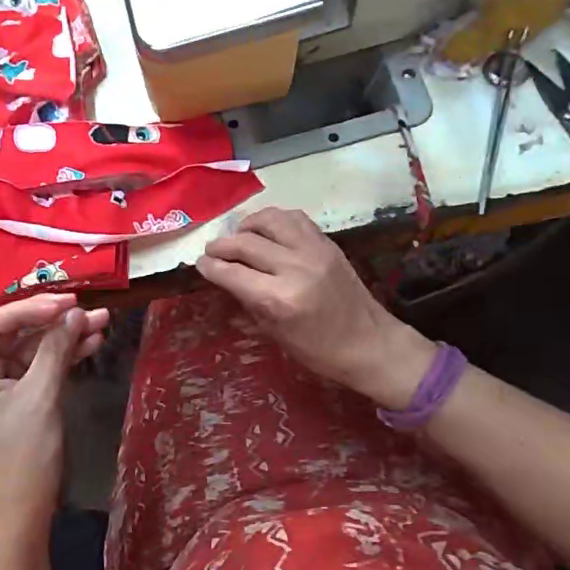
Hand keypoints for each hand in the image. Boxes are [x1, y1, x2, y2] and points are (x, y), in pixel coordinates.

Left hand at [0, 293, 108, 536]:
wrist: (26, 511)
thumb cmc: (25, 458)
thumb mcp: (41, 399)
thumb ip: (56, 351)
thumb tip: (77, 314)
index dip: (29, 309)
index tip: (66, 303)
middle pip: (11, 335)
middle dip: (51, 322)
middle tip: (87, 309)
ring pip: (29, 350)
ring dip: (63, 337)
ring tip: (100, 323)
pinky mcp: (16, 399)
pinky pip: (37, 368)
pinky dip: (62, 357)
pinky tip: (90, 344)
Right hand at [196, 207, 435, 408]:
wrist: (368, 343)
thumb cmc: (317, 350)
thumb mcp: (274, 332)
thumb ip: (249, 300)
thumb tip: (227, 277)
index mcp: (279, 299)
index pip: (232, 273)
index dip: (210, 266)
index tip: (200, 264)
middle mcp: (295, 268)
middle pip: (246, 242)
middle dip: (222, 245)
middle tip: (212, 250)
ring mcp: (314, 251)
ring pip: (271, 220)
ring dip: (248, 225)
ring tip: (239, 235)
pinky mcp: (327, 243)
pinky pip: (295, 219)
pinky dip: (275, 220)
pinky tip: (267, 231)